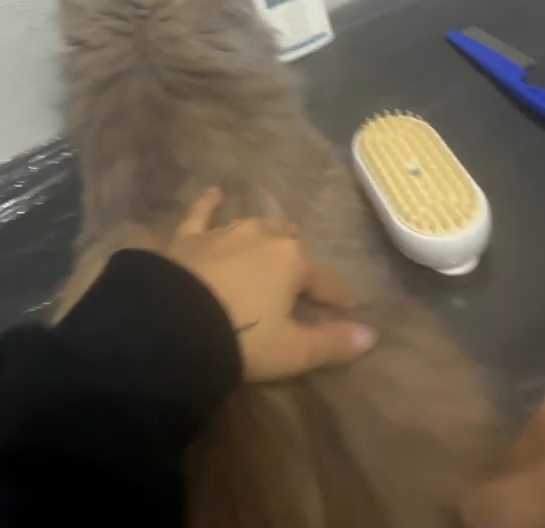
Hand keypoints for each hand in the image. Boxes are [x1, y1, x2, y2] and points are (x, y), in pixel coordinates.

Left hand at [162, 188, 374, 381]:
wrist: (172, 322)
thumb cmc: (241, 336)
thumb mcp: (292, 351)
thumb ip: (332, 344)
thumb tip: (371, 335)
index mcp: (292, 261)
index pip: (325, 280)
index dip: (338, 296)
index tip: (347, 307)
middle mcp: (262, 236)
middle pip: (290, 244)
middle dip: (299, 261)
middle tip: (302, 280)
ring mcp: (224, 232)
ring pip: (254, 226)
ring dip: (267, 235)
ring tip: (275, 239)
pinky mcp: (190, 237)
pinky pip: (203, 213)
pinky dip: (210, 203)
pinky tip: (214, 192)